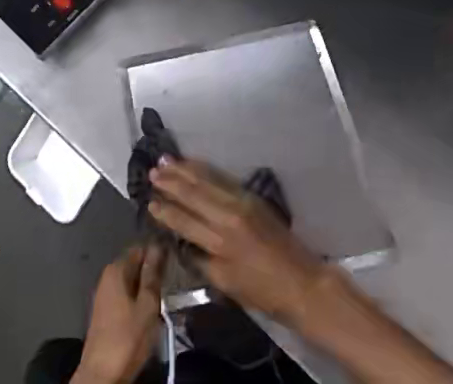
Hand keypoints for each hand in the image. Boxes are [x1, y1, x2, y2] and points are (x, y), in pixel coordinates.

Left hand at [73, 243, 166, 383]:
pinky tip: (149, 310)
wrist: (102, 374)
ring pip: (131, 281)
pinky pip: (126, 294)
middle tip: (171, 282)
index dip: (158, 252)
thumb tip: (158, 246)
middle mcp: (107, 275)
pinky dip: (138, 298)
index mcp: (116, 269)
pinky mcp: (106, 310)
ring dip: (146, 287)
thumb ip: (152, 274)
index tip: (174, 261)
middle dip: (153, 271)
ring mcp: (105, 293)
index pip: (141, 248)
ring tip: (163, 297)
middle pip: (135, 264)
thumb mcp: (147, 305)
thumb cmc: (127, 338)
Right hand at [148, 158, 328, 323]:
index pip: (185, 222)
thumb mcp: (226, 284)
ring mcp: (242, 203)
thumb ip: (202, 261)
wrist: (303, 282)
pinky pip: (223, 178)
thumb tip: (183, 243)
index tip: (149, 202)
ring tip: (165, 160)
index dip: (166, 211)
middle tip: (151, 173)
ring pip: (207, 181)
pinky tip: (193, 164)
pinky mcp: (252, 197)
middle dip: (171, 183)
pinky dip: (205, 170)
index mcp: (220, 244)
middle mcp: (228, 217)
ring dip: (184, 170)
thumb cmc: (263, 292)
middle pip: (193, 195)